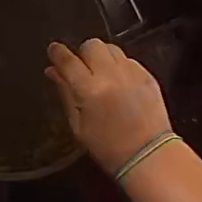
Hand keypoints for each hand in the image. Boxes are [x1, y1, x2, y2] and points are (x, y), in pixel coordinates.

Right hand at [45, 39, 171, 171]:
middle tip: (80, 69)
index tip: (53, 50)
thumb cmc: (107, 147)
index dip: (57, 53)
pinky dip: (119, 66)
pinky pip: (128, 60)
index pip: (68, 61)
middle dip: (82, 54)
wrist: (148, 155)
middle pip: (92, 45)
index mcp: (90, 90)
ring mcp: (133, 73)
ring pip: (111, 48)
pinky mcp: (148, 76)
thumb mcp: (78, 125)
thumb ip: (65, 93)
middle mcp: (112, 75)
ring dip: (101, 56)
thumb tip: (53, 71)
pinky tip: (118, 83)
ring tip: (100, 74)